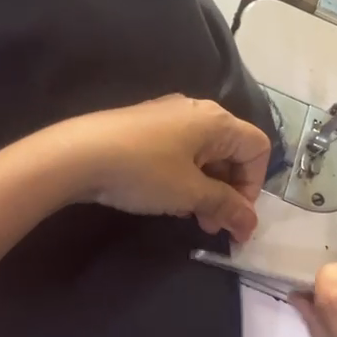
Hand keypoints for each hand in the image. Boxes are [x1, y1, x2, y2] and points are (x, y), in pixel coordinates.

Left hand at [28, 94, 271, 241]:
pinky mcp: (143, 127)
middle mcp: (196, 111)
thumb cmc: (143, 172)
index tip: (234, 216)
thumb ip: (225, 207)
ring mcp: (167, 116)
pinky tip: (165, 200)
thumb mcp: (190, 193)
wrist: (79, 154)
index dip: (254, 185)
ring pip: (203, 155)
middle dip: (228, 192)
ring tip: (190, 217)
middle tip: (212, 226)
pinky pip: (178, 153)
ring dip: (204, 189)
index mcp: (217, 120)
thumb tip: (250, 224)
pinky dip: (182, 178)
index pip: (257, 149)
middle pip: (231, 151)